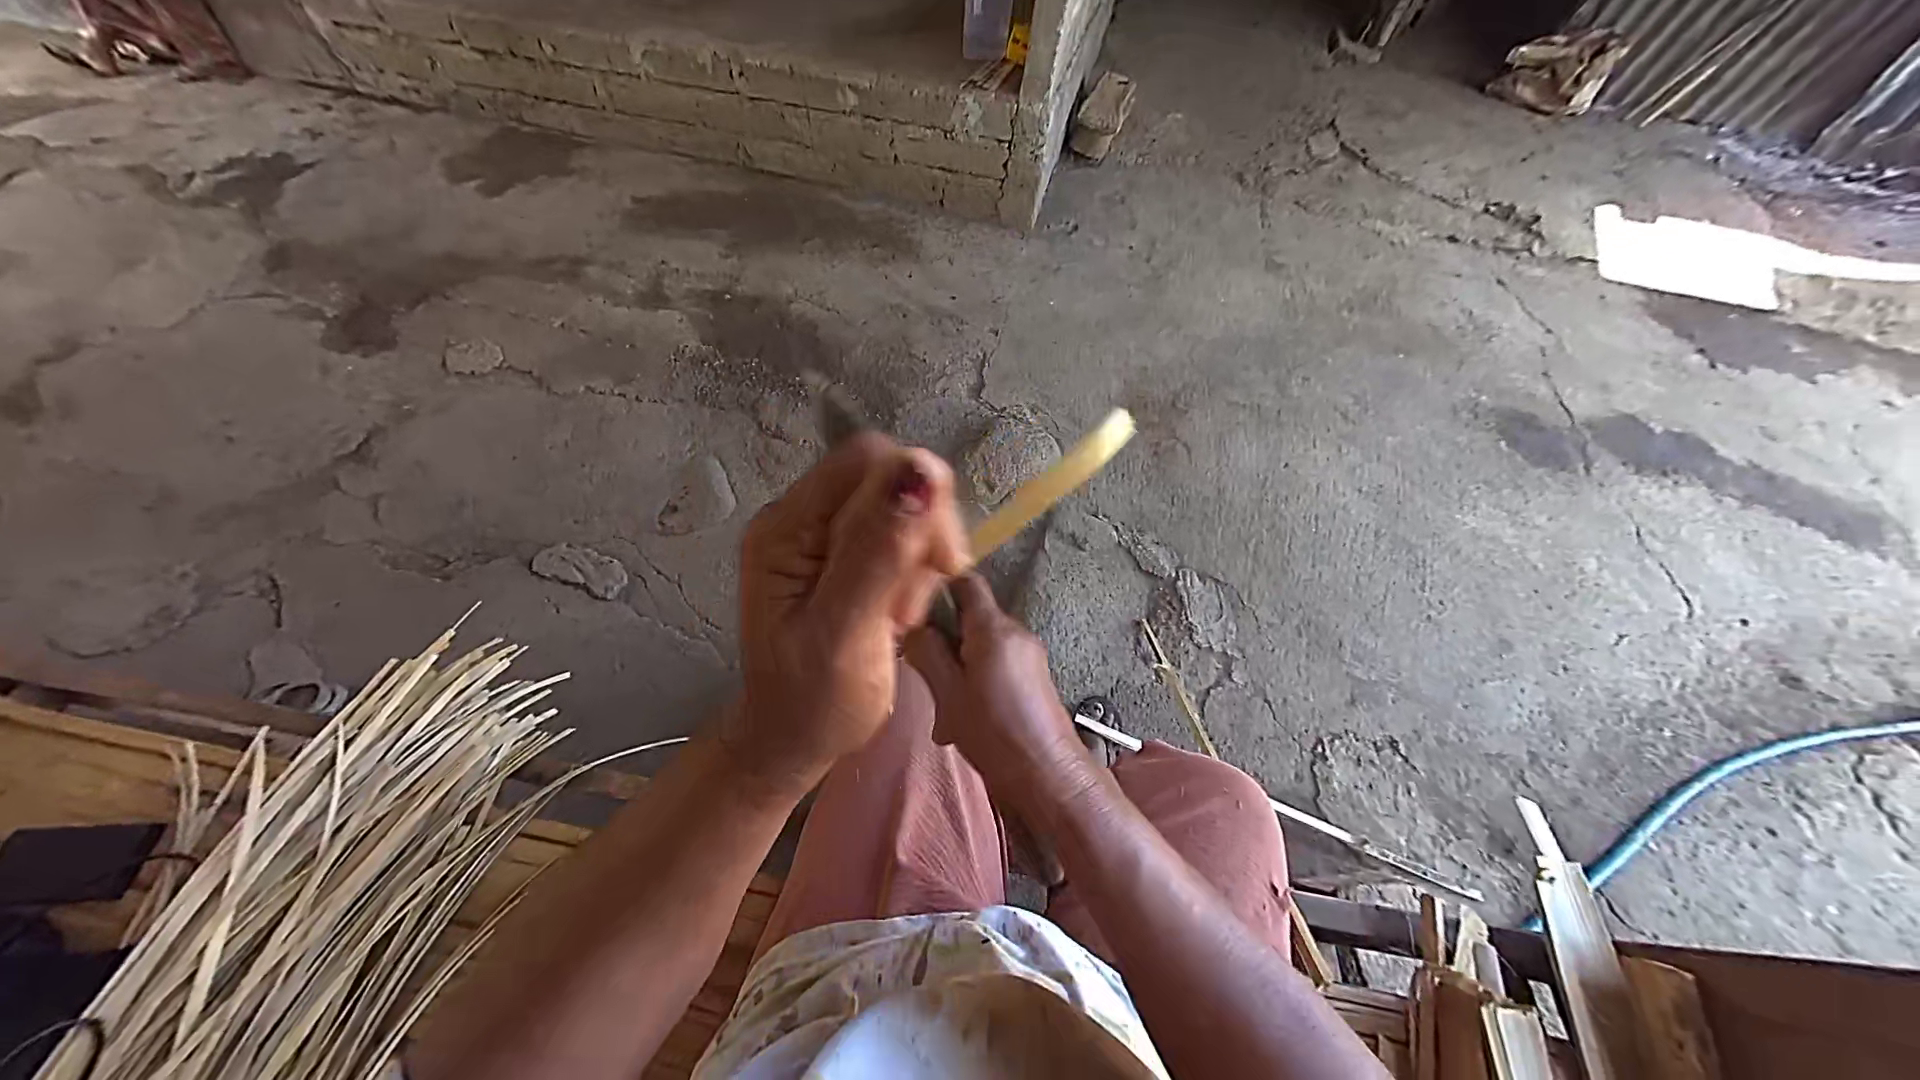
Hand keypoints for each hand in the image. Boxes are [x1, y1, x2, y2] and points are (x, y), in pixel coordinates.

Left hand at [732, 434, 968, 796]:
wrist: (796, 737)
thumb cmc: (814, 702)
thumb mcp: (845, 634)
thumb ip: (878, 553)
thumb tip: (920, 471)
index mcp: (787, 528)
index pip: (867, 461)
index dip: (916, 495)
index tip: (939, 561)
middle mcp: (803, 517)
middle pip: (891, 476)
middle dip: (923, 533)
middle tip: (914, 601)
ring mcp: (825, 534)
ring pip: (905, 505)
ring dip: (921, 558)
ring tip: (902, 616)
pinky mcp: (848, 552)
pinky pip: (904, 535)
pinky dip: (917, 570)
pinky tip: (900, 611)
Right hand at [904, 575, 1095, 818]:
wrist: (1048, 775)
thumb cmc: (994, 733)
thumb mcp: (948, 694)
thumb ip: (927, 654)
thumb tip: (913, 628)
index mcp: (994, 629)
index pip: (966, 583)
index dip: (937, 589)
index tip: (913, 612)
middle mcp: (1016, 632)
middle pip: (971, 618)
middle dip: (944, 642)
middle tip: (925, 676)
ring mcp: (1030, 654)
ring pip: (982, 645)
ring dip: (959, 668)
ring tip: (946, 710)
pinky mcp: (1035, 677)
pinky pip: (998, 664)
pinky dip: (977, 681)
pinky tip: (966, 720)